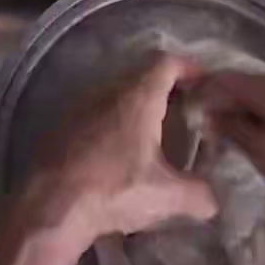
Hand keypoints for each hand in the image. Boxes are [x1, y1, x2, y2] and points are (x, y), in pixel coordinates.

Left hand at [13, 54, 219, 251]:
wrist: (51, 202)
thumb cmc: (113, 189)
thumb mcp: (165, 197)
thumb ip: (198, 194)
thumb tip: (214, 200)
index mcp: (138, 96)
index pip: (167, 62)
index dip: (188, 67)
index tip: (204, 81)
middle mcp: (110, 89)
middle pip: (143, 73)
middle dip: (167, 86)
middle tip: (187, 107)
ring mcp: (84, 102)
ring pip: (119, 89)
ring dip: (140, 101)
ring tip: (157, 128)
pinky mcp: (66, 120)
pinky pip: (100, 106)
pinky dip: (117, 116)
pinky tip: (122, 145)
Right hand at [194, 71, 264, 233]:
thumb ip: (237, 131)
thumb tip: (210, 112)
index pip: (224, 78)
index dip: (201, 90)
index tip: (179, 109)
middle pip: (241, 88)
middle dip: (217, 103)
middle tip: (191, 126)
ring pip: (257, 102)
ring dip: (236, 115)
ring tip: (211, 136)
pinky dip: (254, 124)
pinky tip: (244, 143)